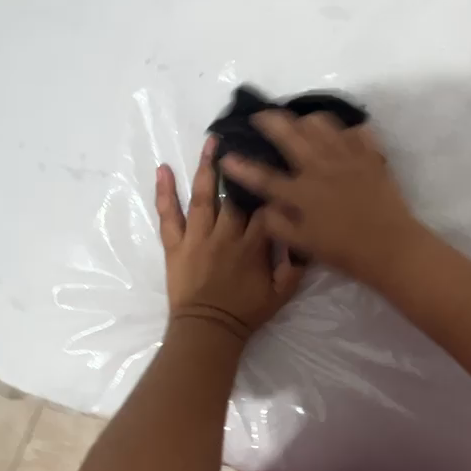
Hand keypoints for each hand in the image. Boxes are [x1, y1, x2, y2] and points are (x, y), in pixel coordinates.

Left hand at [156, 137, 302, 341]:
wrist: (208, 331)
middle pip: (234, 196)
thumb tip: (305, 236)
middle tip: (245, 139)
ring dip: (207, 167)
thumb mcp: (284, 292)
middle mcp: (226, 235)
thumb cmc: (247, 312)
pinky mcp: (175, 244)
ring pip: (203, 197)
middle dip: (240, 167)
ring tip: (211, 141)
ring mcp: (197, 238)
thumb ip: (296, 264)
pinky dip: (165, 192)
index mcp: (253, 246)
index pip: (265, 208)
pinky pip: (169, 215)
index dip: (272, 186)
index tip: (277, 163)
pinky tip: (164, 169)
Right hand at [218, 111, 425, 281]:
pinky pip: (357, 131)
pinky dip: (346, 128)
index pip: (264, 176)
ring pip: (323, 124)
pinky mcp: (371, 157)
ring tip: (300, 120)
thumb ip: (278, 224)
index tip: (227, 155)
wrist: (391, 246)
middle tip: (261, 115)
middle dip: (271, 120)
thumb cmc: (345, 250)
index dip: (242, 166)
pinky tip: (341, 131)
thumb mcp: (304, 245)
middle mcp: (321, 168)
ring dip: (306, 118)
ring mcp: (348, 158)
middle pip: (291, 134)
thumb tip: (263, 206)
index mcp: (302, 193)